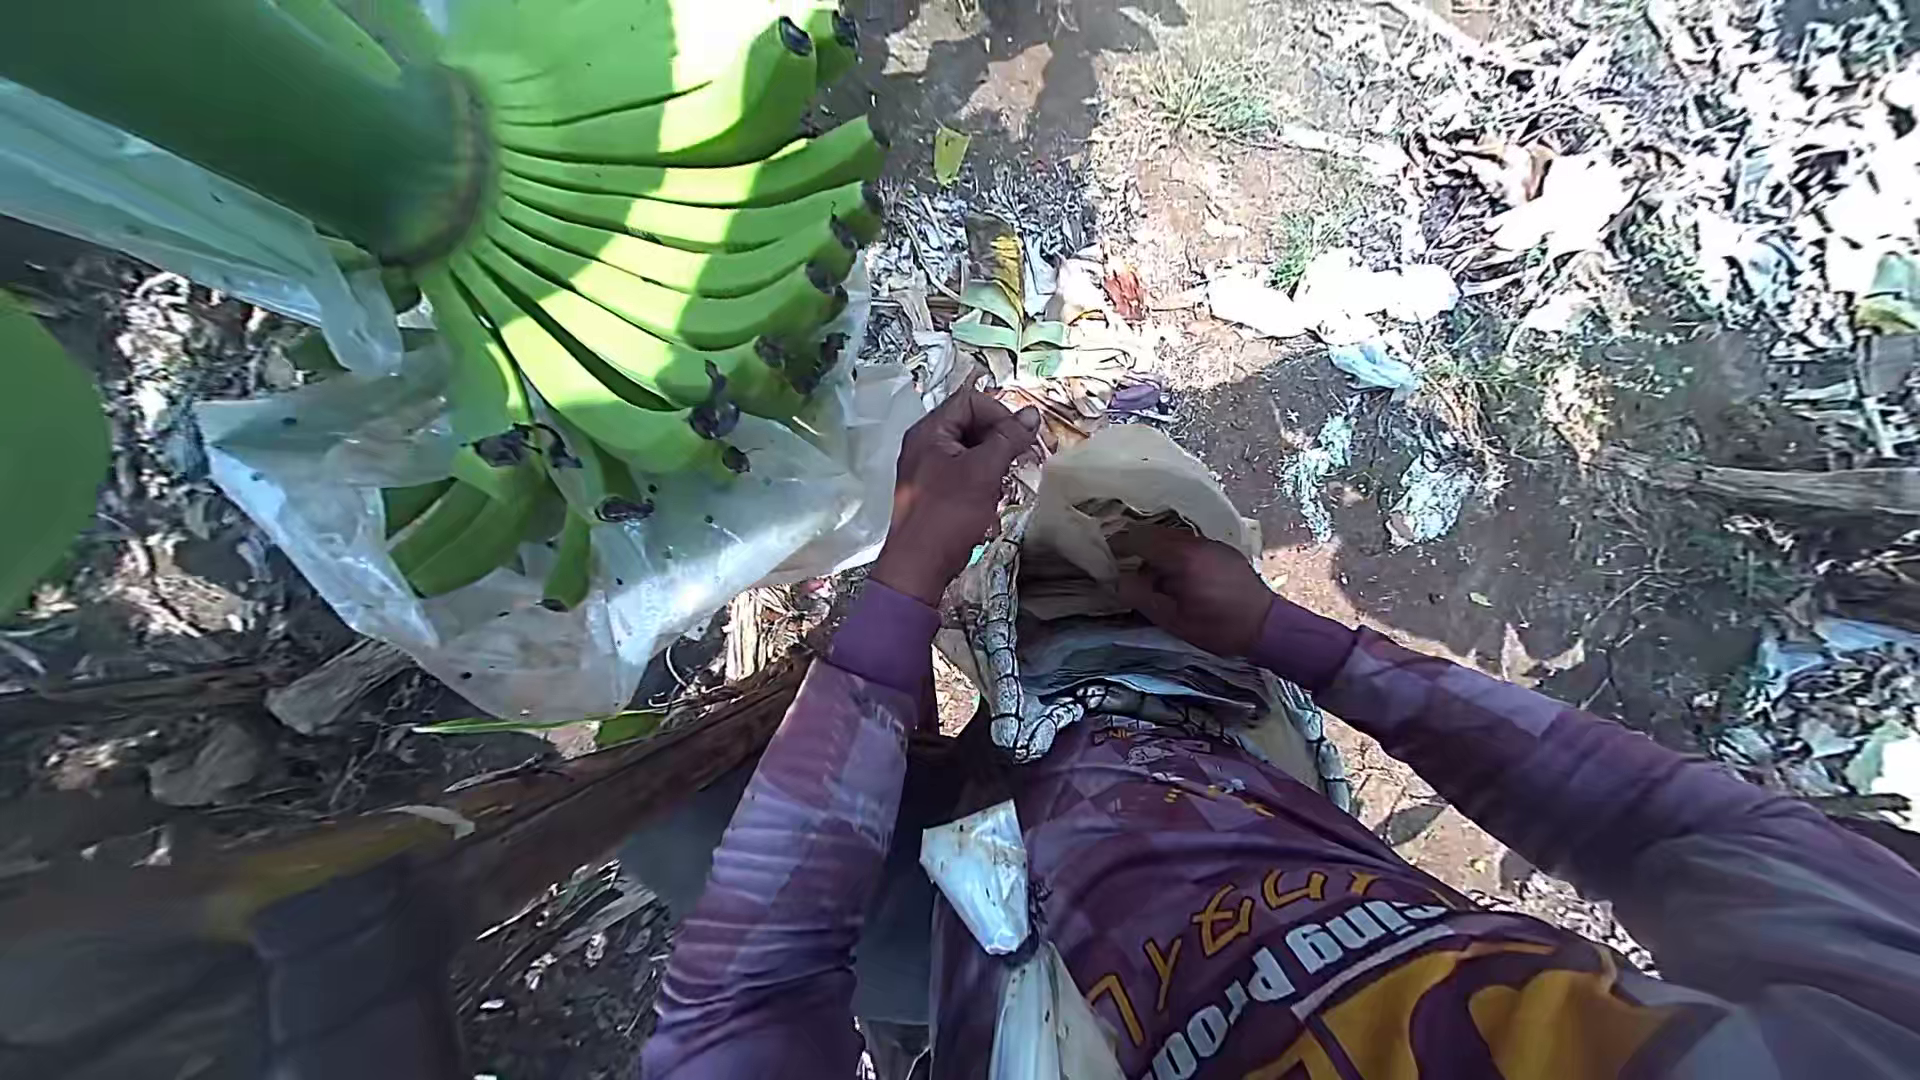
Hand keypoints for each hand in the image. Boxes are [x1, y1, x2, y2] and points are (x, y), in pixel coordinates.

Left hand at [871, 391, 1039, 604]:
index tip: (1019, 438)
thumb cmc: (948, 515)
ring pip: (969, 449)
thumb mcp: (984, 471)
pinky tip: (993, 496)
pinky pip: (963, 471)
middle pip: (969, 423)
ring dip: (994, 459)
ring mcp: (927, 469)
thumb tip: (1031, 414)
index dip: (999, 413)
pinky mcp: (934, 491)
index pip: (970, 401)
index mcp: (929, 431)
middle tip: (1022, 457)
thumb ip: (1008, 438)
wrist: (919, 567)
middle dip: (999, 437)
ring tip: (1007, 480)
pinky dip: (983, 478)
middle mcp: (924, 444)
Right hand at [1111, 524, 1274, 657]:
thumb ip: (1141, 597)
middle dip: (1135, 547)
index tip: (1106, 557)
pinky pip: (1188, 543)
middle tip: (1123, 567)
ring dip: (1155, 551)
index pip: (1138, 537)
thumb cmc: (1217, 628)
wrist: (1268, 627)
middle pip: (1153, 532)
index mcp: (1181, 557)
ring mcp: (1211, 543)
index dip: (1118, 544)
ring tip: (1150, 578)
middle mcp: (1195, 542)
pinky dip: (1174, 554)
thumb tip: (1119, 580)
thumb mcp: (1172, 620)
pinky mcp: (1221, 550)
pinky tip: (1176, 577)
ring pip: (1170, 537)